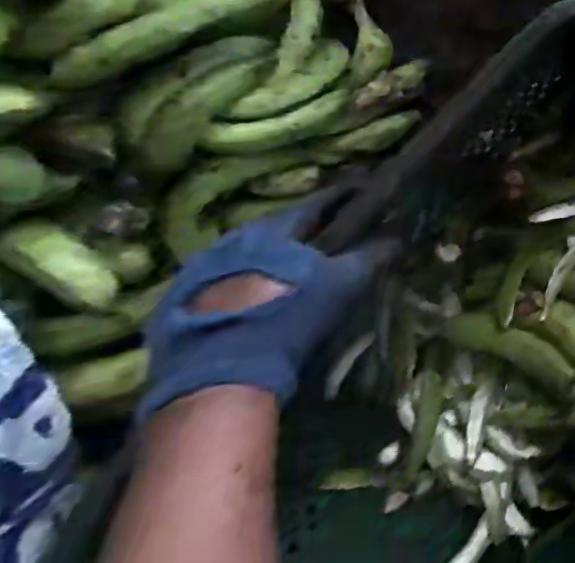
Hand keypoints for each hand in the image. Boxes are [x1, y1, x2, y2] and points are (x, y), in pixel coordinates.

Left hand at [137, 196, 396, 421]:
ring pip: (243, 253)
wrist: (218, 380)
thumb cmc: (290, 318)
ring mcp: (194, 274)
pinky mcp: (172, 307)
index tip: (361, 195)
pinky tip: (254, 298)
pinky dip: (239, 282)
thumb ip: (373, 255)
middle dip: (302, 228)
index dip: (342, 198)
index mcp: (271, 229)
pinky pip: (216, 282)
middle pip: (276, 226)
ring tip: (290, 268)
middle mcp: (229, 241)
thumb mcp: (343, 283)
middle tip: (327, 233)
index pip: (315, 203)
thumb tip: (401, 236)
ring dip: (267, 256)